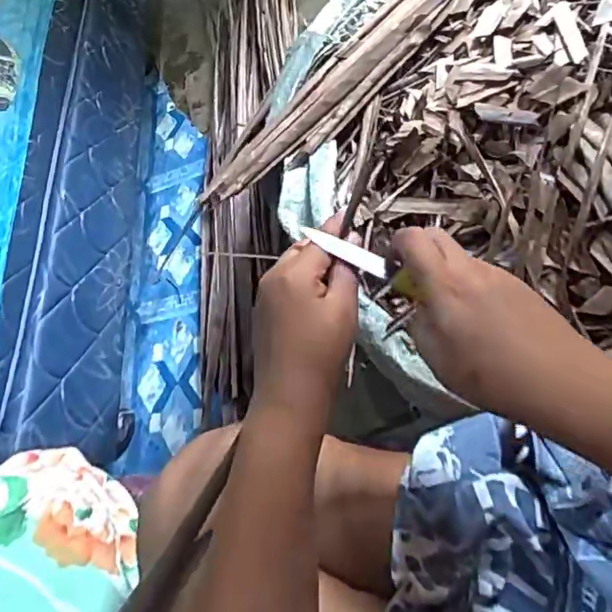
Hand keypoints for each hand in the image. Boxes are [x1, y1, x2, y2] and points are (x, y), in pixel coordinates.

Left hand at [251, 221, 358, 422]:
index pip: (320, 240)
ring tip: (337, 269)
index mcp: (292, 271)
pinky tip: (317, 293)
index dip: (337, 228)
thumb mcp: (344, 309)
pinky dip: (302, 280)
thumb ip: (346, 271)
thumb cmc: (322, 352)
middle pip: (303, 249)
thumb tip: (349, 243)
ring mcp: (264, 293)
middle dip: (325, 246)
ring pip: (292, 265)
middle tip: (350, 248)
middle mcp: (272, 275)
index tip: (349, 214)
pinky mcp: (262, 309)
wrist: (288, 397)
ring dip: (312, 263)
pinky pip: (285, 282)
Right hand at [393, 227, 608, 416]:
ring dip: (446, 272)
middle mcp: (470, 268)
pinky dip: (472, 287)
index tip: (392, 271)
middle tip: (417, 286)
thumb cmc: (493, 377)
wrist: (565, 383)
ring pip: (460, 257)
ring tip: (456, 315)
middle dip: (418, 252)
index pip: (411, 237)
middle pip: (434, 236)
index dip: (394, 246)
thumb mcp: (438, 360)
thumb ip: (418, 325)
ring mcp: (498, 274)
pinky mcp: (519, 285)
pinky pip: (483, 274)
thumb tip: (417, 307)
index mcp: (444, 283)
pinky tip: (486, 325)